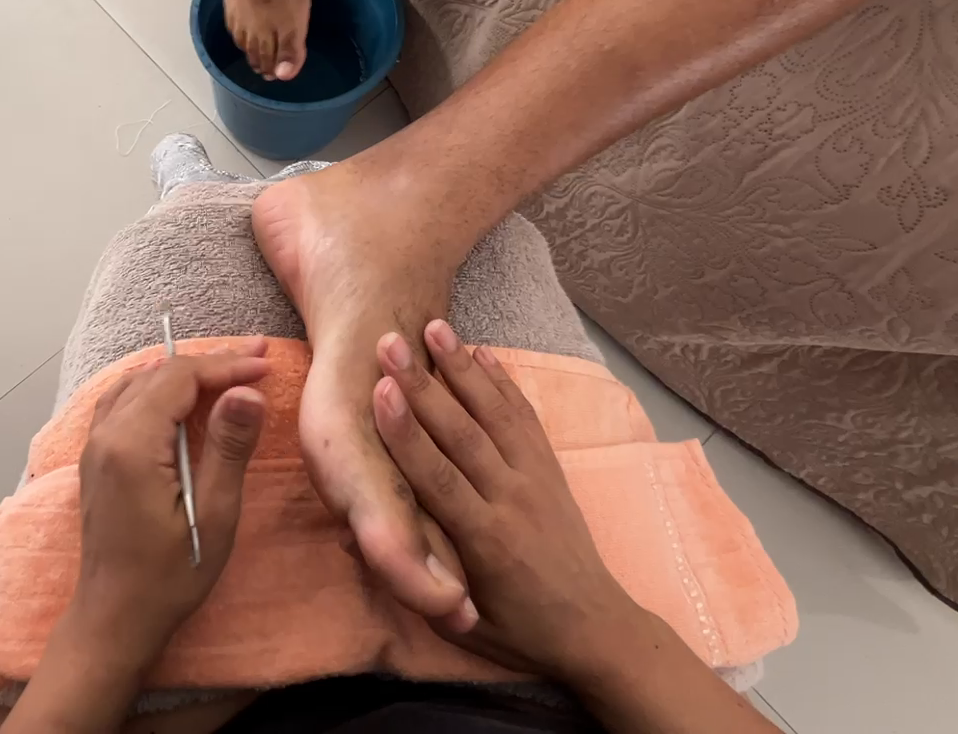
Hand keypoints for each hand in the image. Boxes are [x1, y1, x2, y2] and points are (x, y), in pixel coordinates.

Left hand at [69, 342, 272, 660]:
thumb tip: (247, 391)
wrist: (113, 620)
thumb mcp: (214, 516)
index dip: (226, 367)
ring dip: (183, 370)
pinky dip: (156, 384)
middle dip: (211, 362)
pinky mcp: (94, 455)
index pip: (181, 379)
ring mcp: (93, 442)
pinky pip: (124, 398)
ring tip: (226, 367)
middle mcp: (105, 432)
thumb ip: (228, 447)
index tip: (267, 365)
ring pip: (139, 381)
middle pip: (160, 374)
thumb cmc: (170, 576)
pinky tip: (177, 392)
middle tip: (258, 355)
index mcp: (132, 443)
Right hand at [371, 320, 656, 682]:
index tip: (380, 391)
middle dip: (423, 384)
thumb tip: (358, 541)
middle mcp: (510, 498)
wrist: (599, 628)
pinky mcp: (549, 465)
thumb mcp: (460, 630)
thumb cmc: (518, 629)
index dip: (406, 434)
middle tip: (391, 342)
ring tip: (434, 327)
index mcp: (484, 541)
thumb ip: (414, 583)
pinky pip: (524, 415)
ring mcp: (535, 476)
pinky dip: (502, 380)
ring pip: (494, 412)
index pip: (437, 479)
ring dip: (461, 367)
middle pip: (462, 433)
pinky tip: (481, 350)